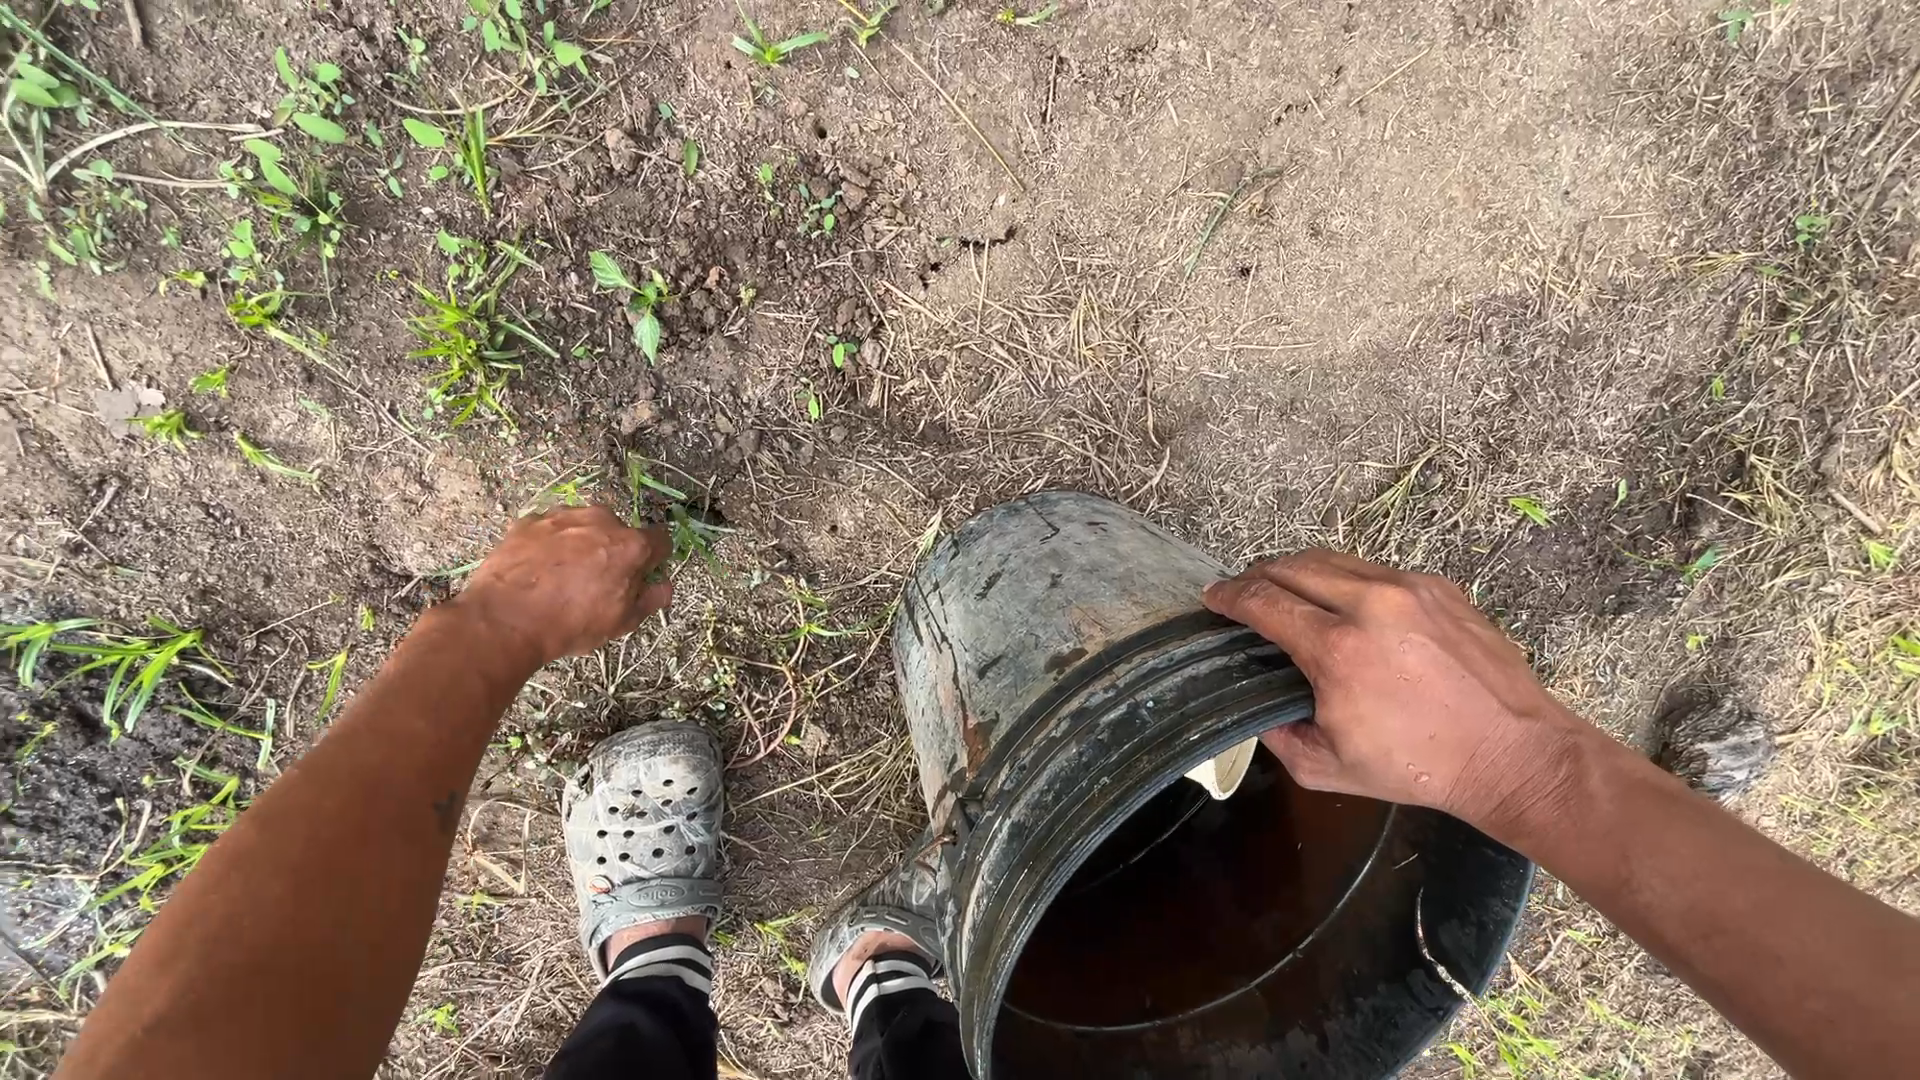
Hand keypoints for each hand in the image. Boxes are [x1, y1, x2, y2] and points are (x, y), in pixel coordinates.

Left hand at [453, 506, 673, 667]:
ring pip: (584, 527)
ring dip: (582, 544)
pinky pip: (550, 529)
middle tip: (597, 581)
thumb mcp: (623, 622)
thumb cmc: (570, 624)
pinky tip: (539, 570)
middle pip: (619, 531)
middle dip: (614, 551)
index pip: (660, 541)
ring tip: (563, 576)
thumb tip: (662, 586)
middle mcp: (601, 521)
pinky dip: (550, 544)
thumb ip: (651, 599)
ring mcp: (562, 517)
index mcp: (631, 545)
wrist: (505, 620)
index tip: (641, 576)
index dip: (654, 560)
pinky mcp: (530, 521)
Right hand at [1203, 550, 1589, 830]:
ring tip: (1284, 589)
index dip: (1228, 596)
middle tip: (1242, 593)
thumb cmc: (1417, 768)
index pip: (1262, 602)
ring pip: (1329, 560)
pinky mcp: (1438, 586)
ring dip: (1294, 571)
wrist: (1516, 755)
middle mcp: (1369, 605)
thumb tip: (1255, 707)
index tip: (1212, 597)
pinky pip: (1370, 569)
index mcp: (1337, 649)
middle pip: (1289, 567)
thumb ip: (1275, 735)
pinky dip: (1340, 578)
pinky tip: (1340, 601)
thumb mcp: (1325, 768)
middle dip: (1254, 576)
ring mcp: (1408, 588)